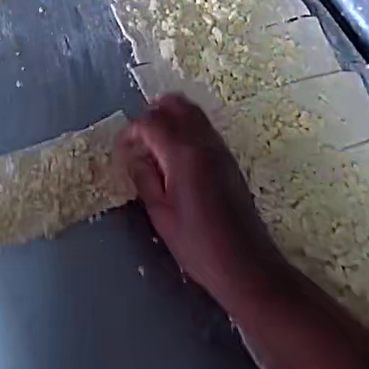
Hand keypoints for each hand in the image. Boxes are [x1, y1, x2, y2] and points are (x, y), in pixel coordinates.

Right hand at [118, 94, 293, 309]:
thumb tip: (133, 155)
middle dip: (151, 114)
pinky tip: (174, 157)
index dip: (131, 131)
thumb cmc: (198, 244)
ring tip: (153, 146)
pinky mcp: (228, 158)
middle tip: (137, 139)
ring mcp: (219, 147)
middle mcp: (204, 141)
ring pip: (191, 111)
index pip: (151, 122)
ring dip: (169, 118)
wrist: (246, 264)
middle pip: (175, 104)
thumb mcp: (160, 213)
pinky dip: (184, 128)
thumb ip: (144, 177)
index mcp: (183, 153)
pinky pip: (203, 127)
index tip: (122, 148)